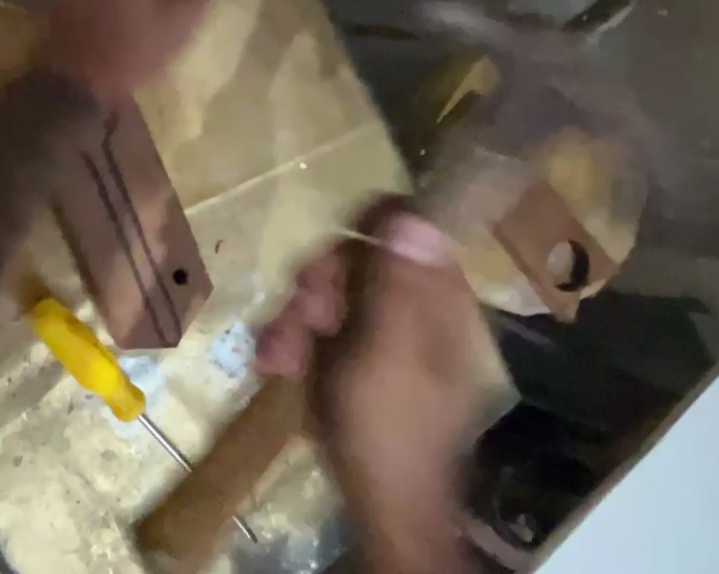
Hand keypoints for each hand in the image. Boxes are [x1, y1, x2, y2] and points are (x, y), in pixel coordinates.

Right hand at [256, 201, 474, 573]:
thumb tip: (411, 214)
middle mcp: (416, 308)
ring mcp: (386, 333)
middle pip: (354, 261)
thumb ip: (394, 285)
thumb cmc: (386, 429)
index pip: (402, 232)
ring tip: (280, 355)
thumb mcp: (386, 352)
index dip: (356, 240)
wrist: (380, 505)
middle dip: (315, 289)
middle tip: (301, 319)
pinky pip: (319, 324)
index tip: (322, 270)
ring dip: (295, 319)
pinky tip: (280, 365)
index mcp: (438, 303)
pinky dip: (295, 340)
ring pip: (328, 293)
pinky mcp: (359, 354)